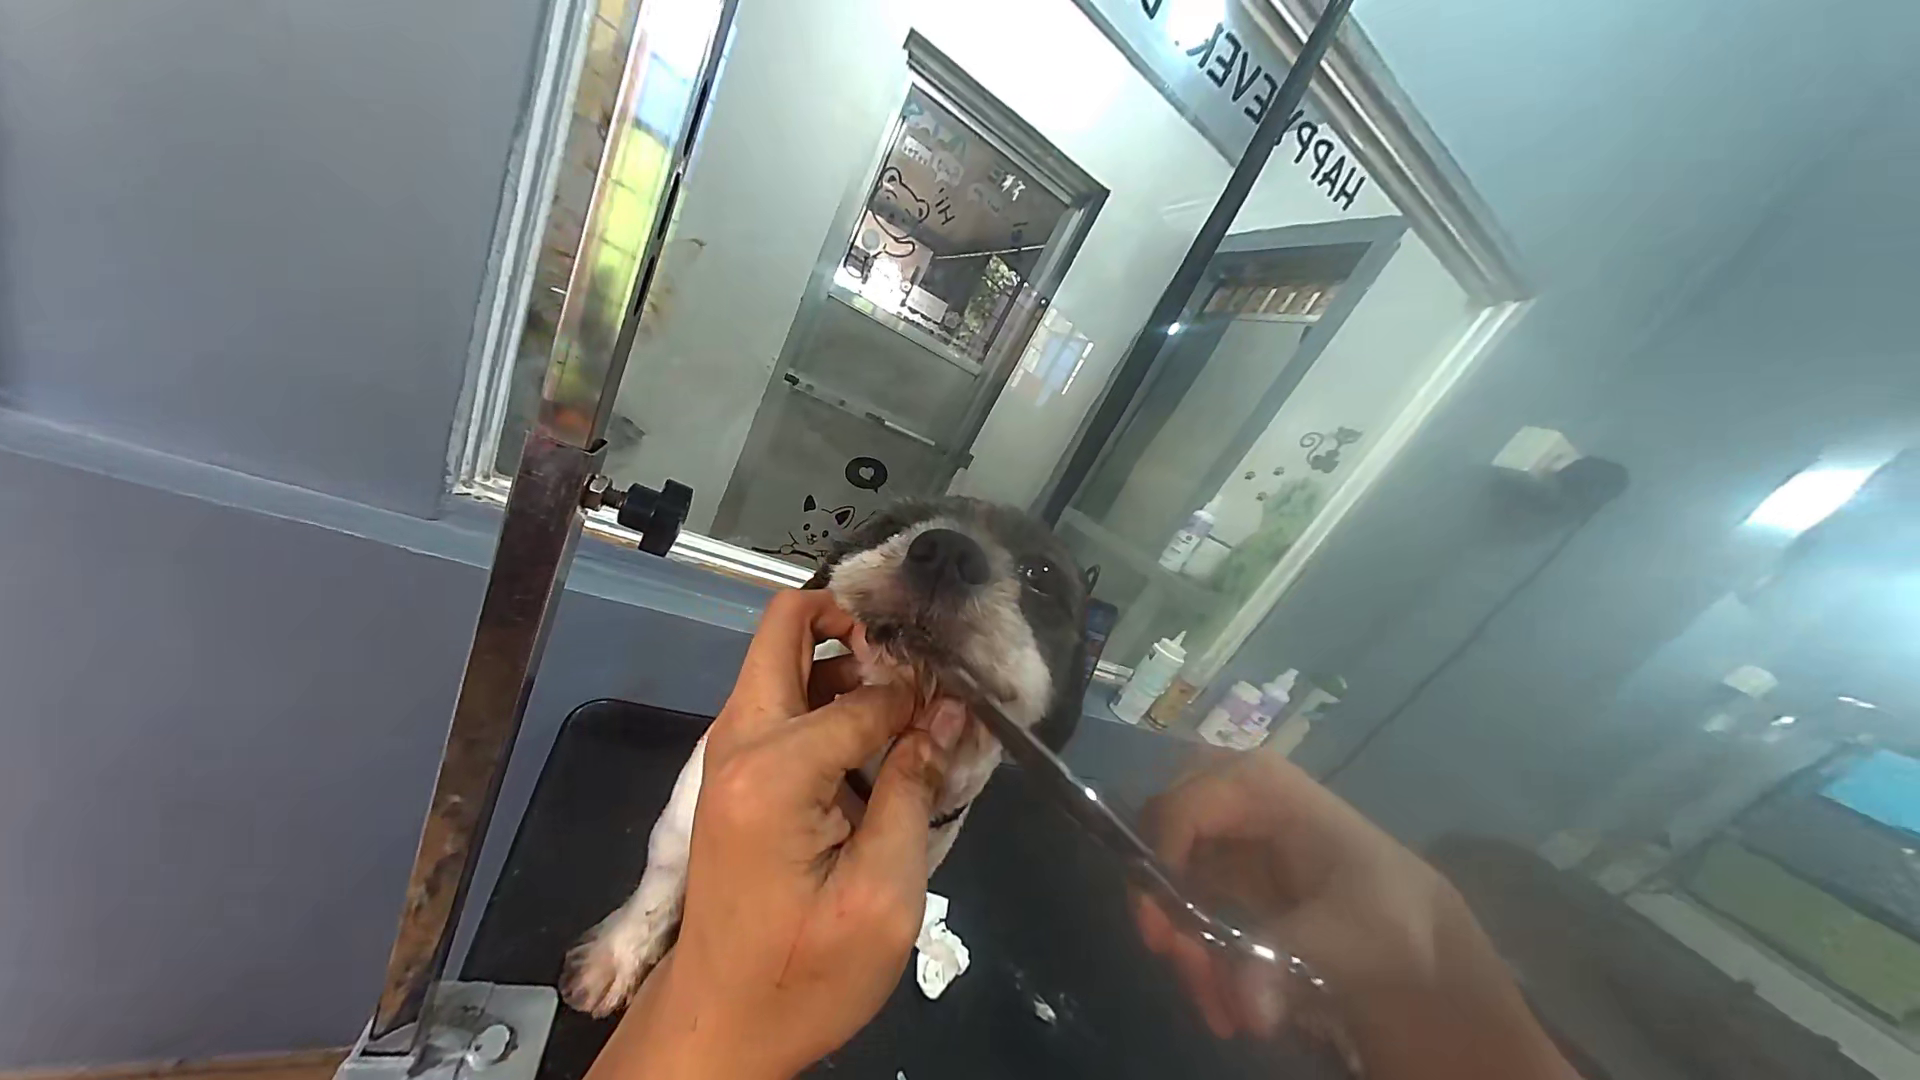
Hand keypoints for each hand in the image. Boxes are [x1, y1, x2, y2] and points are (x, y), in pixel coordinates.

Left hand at [589, 591, 966, 1079]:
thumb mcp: (883, 895)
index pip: (864, 698)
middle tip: (909, 660)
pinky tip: (873, 727)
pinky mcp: (737, 765)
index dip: (917, 696)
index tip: (954, 704)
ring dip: (844, 656)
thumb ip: (914, 788)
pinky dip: (829, 688)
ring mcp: (731, 748)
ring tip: (902, 695)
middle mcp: (740, 739)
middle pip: (788, 625)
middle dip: (854, 623)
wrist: (720, 1026)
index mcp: (773, 770)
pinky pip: (784, 694)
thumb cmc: (804, 973)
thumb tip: (948, 711)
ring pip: (785, 654)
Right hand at [1135, 753, 1576, 1078]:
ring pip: (1165, 866)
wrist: (1418, 934)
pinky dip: (1191, 942)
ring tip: (1215, 1004)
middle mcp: (1227, 790)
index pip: (1181, 806)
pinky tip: (1219, 994)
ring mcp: (1220, 825)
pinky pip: (1182, 893)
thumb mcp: (1353, 934)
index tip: (1167, 930)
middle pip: (1159, 831)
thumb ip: (1289, 957)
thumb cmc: (1389, 913)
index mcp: (1256, 780)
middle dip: (1158, 898)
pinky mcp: (1220, 861)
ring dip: (1177, 934)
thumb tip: (1246, 1006)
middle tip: (1171, 955)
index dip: (1161, 860)